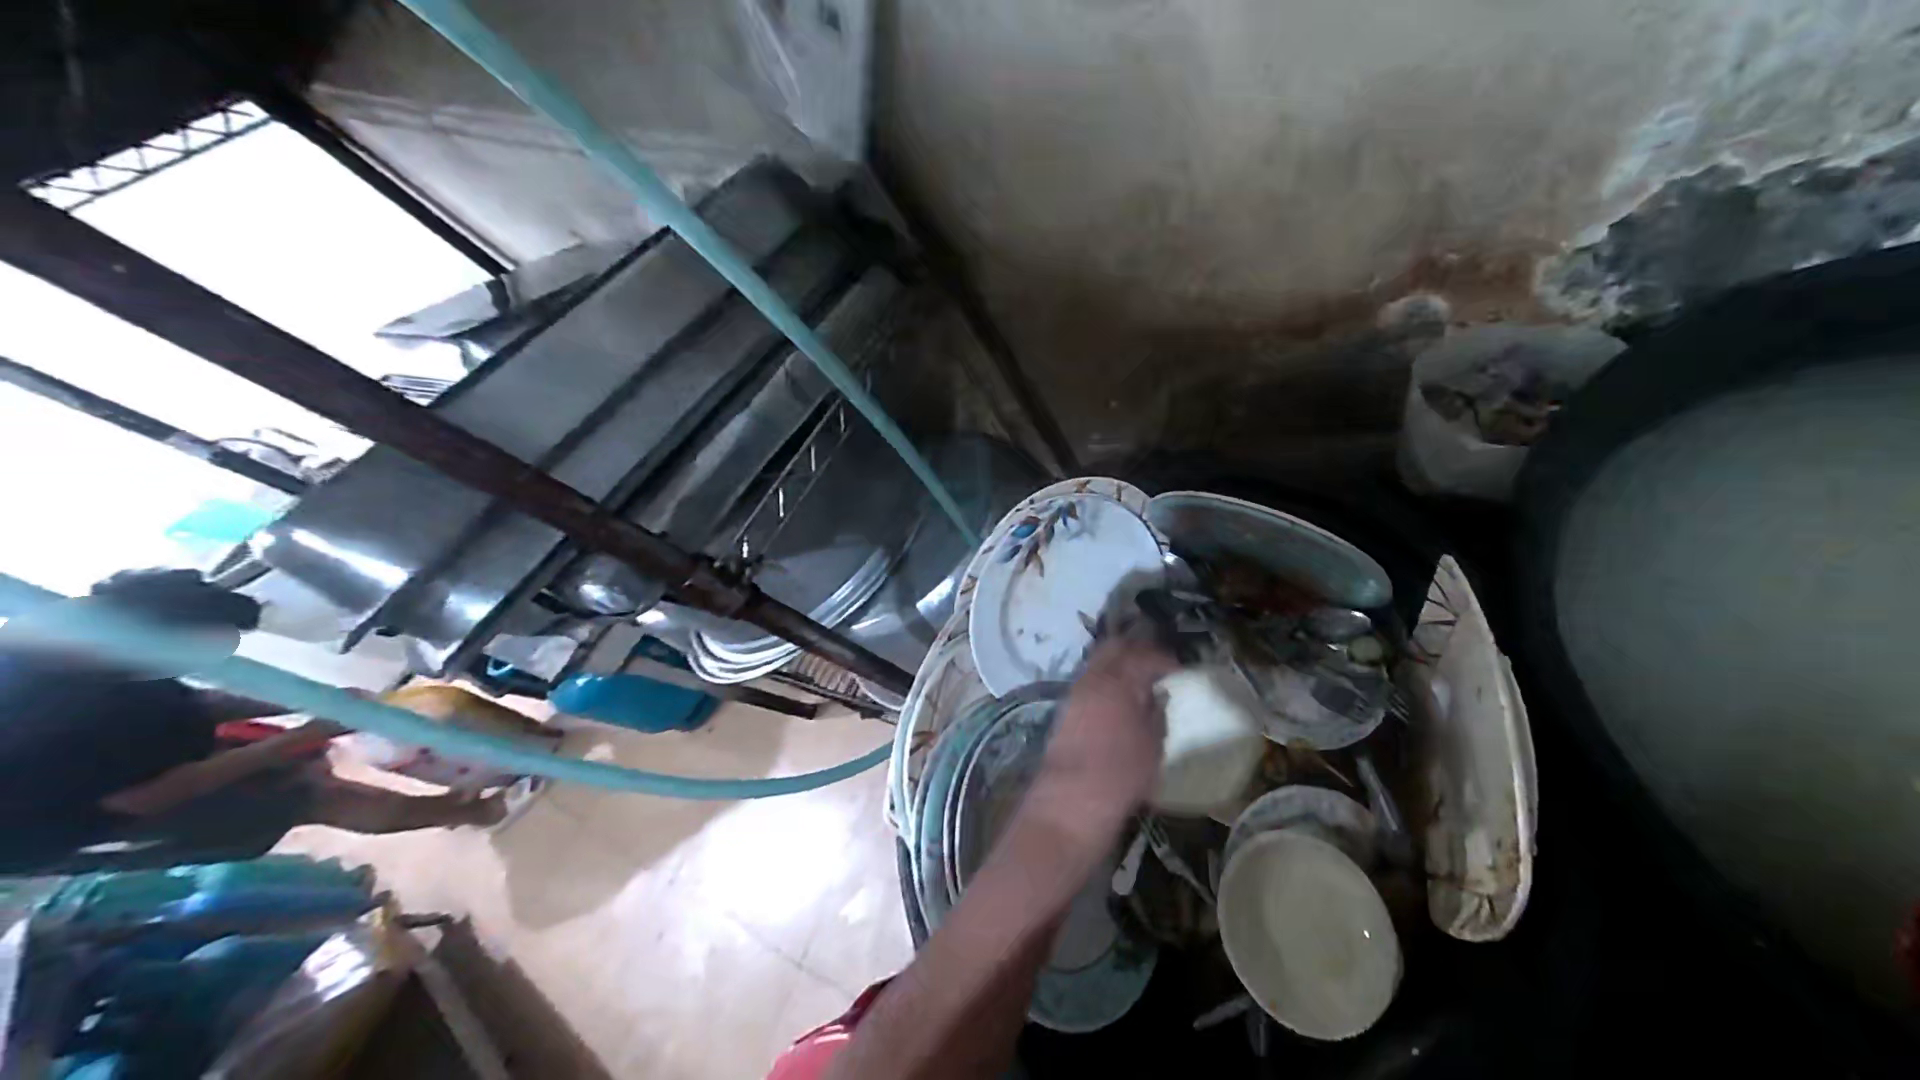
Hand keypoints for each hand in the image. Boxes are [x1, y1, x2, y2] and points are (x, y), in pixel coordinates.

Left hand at [1024, 636, 1179, 849]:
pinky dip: (1106, 683)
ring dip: (1119, 667)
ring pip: (1098, 663)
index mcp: (1119, 681)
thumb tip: (1157, 695)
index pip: (1144, 654)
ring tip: (1139, 685)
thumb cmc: (1122, 772)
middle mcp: (1093, 679)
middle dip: (1137, 651)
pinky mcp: (1065, 709)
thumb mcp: (1154, 744)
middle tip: (1157, 667)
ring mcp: (1075, 692)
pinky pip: (1089, 682)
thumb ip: (1157, 712)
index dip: (1164, 659)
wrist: (1072, 798)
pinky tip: (1118, 701)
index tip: (1179, 671)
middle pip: (1114, 647)